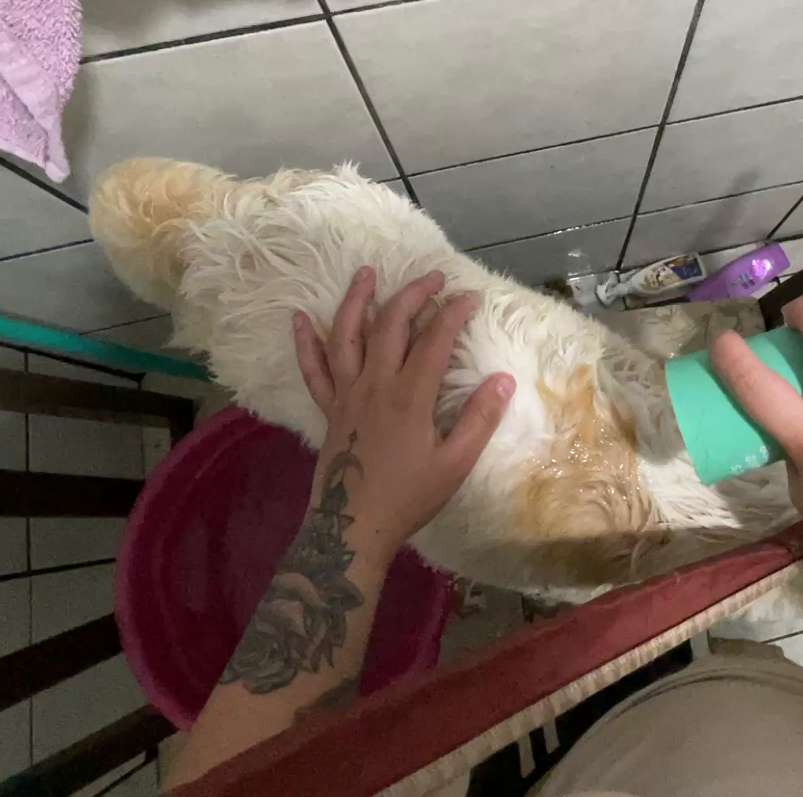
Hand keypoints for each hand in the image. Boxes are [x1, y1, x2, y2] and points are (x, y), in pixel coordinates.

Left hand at [293, 267, 513, 562]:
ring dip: (356, 300)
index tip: (471, 297)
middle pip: (390, 324)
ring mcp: (346, 393)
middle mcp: (375, 384)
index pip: (435, 339)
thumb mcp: (455, 464)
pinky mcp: (328, 408)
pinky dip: (305, 343)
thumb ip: (480, 420)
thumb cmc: (409, 497)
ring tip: (366, 272)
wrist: (352, 529)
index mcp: (410, 396)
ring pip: (346, 335)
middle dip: (413, 294)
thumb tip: (504, 380)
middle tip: (433, 277)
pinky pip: (312, 370)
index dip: (454, 313)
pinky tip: (299, 319)